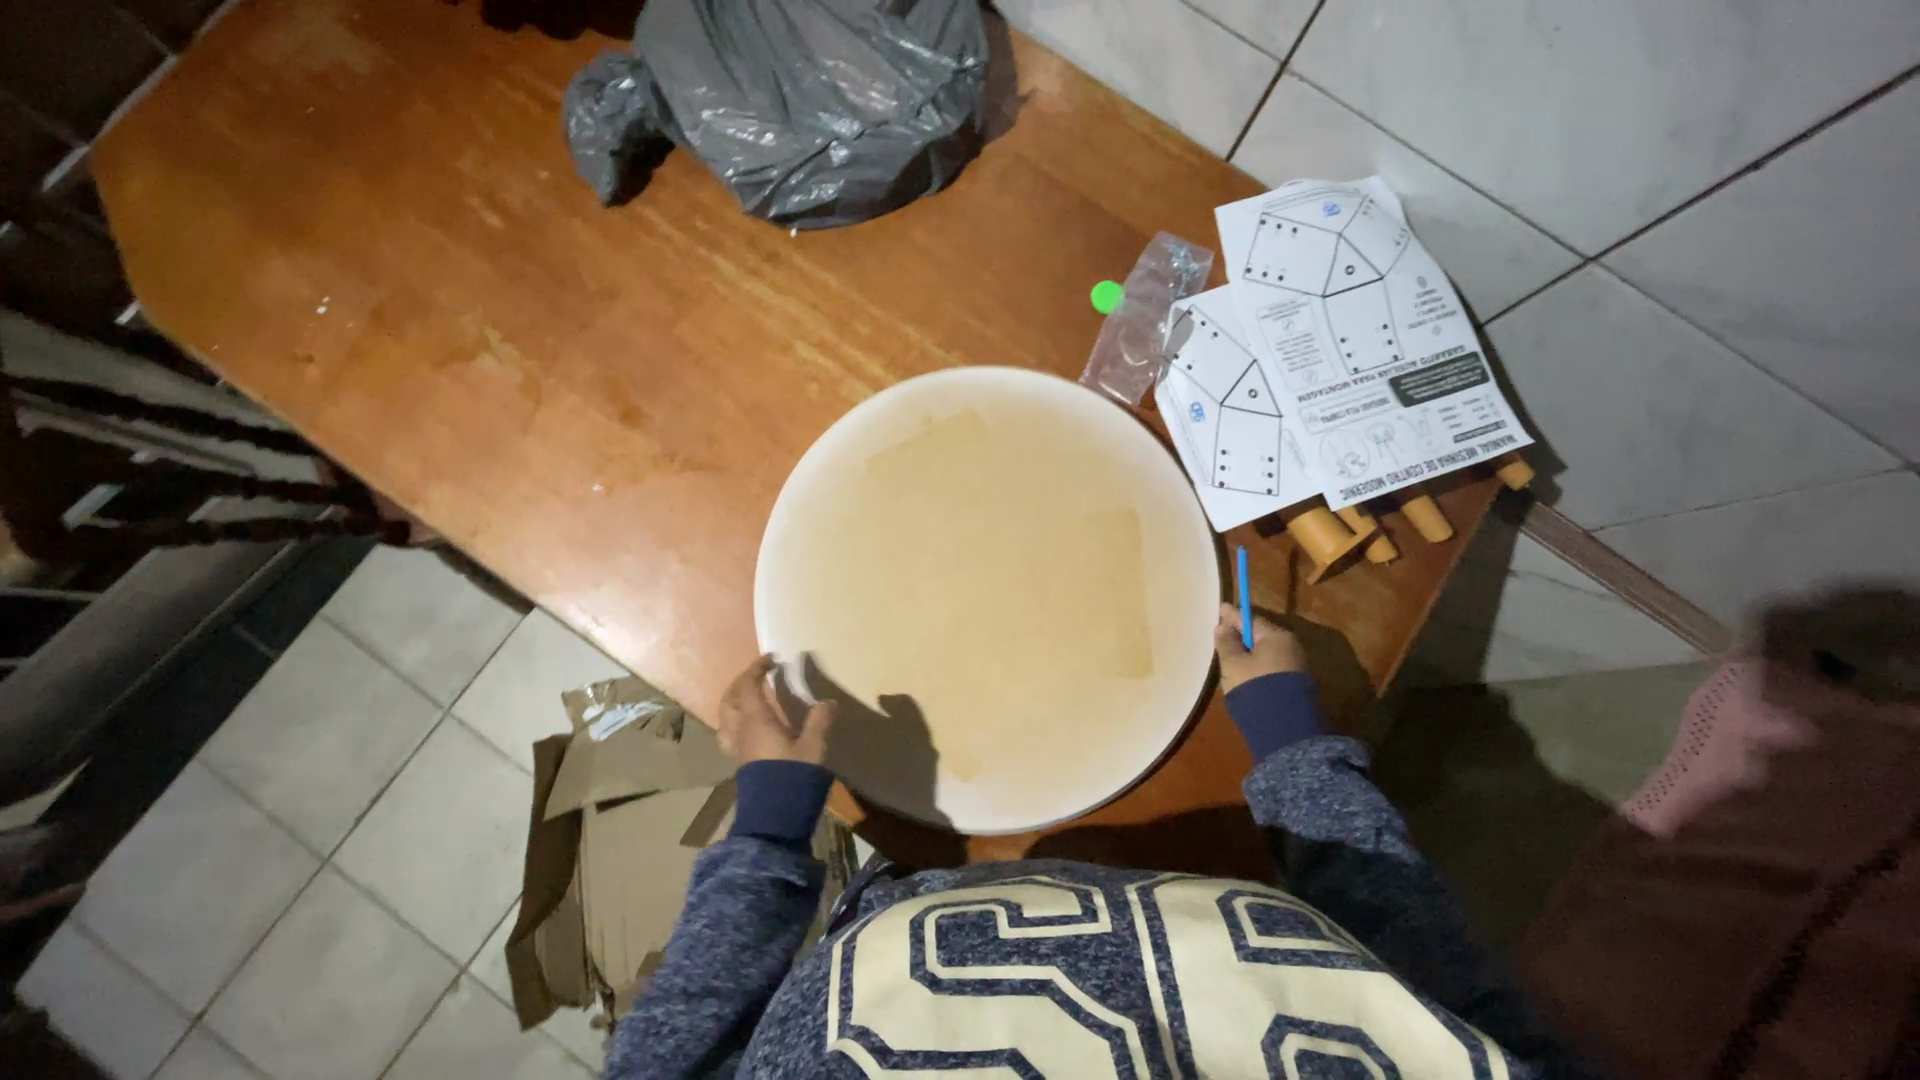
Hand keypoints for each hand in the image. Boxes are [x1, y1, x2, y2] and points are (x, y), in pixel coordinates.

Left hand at [717, 654, 836, 767]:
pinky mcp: (738, 761)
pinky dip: (734, 721)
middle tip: (758, 675)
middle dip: (742, 682)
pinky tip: (746, 726)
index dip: (757, 669)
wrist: (775, 812)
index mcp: (756, 719)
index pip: (750, 685)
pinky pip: (728, 733)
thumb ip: (819, 721)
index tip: (771, 659)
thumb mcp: (813, 746)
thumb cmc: (793, 774)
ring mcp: (736, 746)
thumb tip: (827, 702)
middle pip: (730, 698)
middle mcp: (740, 729)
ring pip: (725, 716)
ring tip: (749, 697)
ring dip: (734, 701)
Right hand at [1213, 602, 1307, 693]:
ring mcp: (1296, 666)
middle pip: (1260, 636)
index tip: (1221, 607)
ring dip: (1250, 653)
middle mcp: (1291, 647)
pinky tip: (1247, 674)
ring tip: (1232, 657)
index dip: (1232, 616)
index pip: (1250, 620)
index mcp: (1276, 637)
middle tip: (1223, 634)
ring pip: (1267, 653)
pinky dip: (1259, 667)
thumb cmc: (1254, 686)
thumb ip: (1226, 643)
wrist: (1283, 725)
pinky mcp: (1296, 685)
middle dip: (1242, 635)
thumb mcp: (1233, 663)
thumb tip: (1222, 626)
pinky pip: (1272, 667)